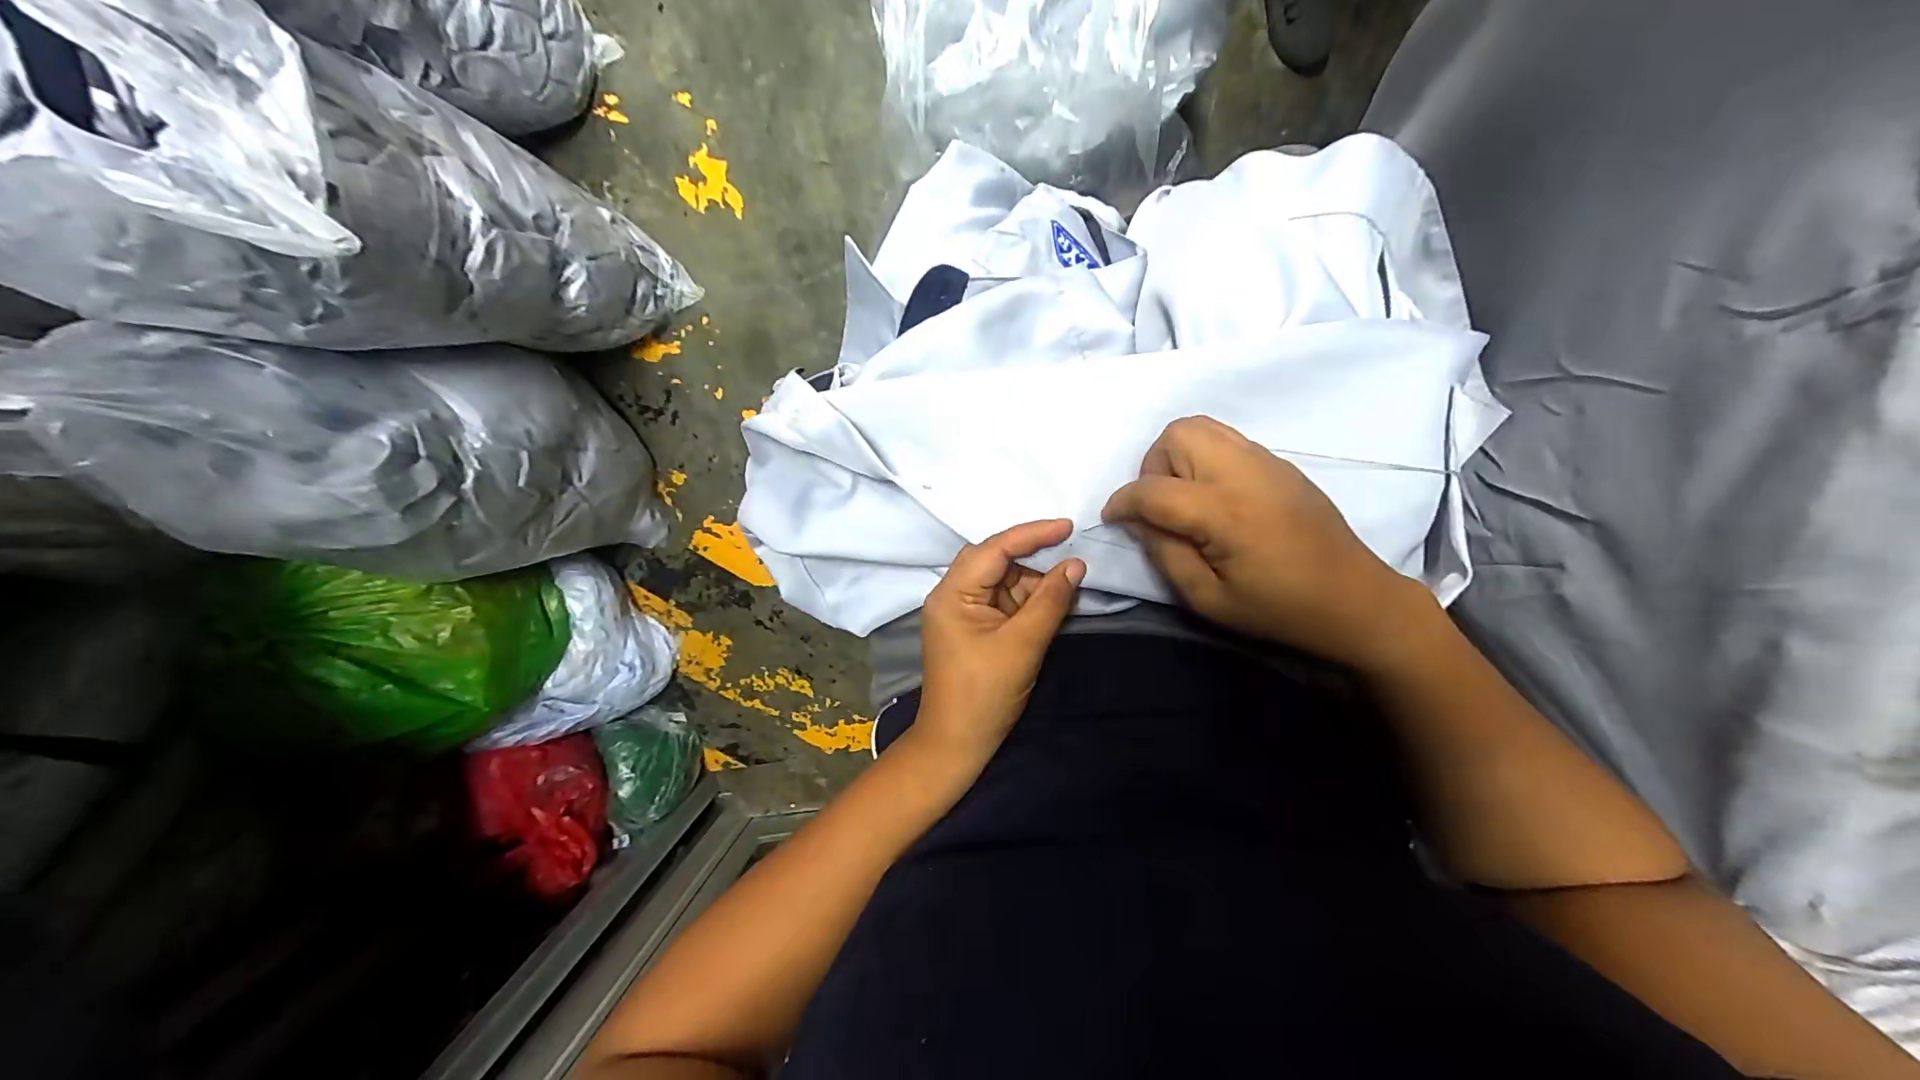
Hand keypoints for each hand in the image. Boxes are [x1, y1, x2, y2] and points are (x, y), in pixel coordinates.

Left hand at [918, 519, 1085, 759]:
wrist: (957, 742)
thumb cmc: (985, 694)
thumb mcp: (1023, 645)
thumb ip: (1050, 601)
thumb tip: (1076, 565)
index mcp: (952, 594)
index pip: (994, 549)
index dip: (1032, 534)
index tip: (1068, 526)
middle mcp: (952, 595)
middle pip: (995, 561)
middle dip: (1033, 560)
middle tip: (1071, 560)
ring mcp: (961, 612)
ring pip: (1002, 581)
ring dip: (1033, 583)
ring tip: (1067, 588)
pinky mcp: (973, 627)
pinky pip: (1003, 601)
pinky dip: (1028, 601)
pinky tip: (1052, 602)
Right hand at [1101, 416, 1436, 670]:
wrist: (1354, 600)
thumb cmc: (1278, 609)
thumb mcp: (1207, 598)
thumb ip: (1164, 553)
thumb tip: (1137, 521)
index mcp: (1224, 512)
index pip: (1153, 489)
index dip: (1122, 503)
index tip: (1112, 519)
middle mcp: (1244, 472)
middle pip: (1177, 434)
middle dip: (1153, 466)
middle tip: (1160, 506)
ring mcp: (1266, 462)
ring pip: (1202, 427)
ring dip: (1179, 456)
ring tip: (1186, 498)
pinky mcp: (1280, 464)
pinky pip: (1227, 439)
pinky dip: (1206, 457)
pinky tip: (1217, 497)